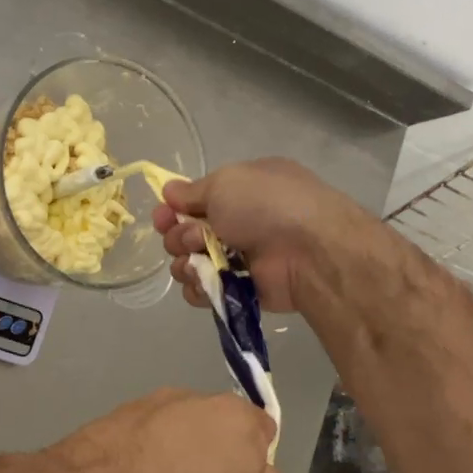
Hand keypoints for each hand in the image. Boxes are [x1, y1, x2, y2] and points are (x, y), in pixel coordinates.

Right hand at [148, 158, 391, 312]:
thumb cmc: (267, 206)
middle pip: (185, 233)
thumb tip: (169, 192)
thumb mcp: (226, 181)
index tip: (164, 216)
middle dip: (179, 236)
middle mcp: (239, 223)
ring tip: (202, 262)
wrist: (309, 251)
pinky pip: (201, 290)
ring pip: (188, 263)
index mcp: (241, 192)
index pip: (194, 202)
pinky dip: (198, 287)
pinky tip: (208, 282)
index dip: (173, 210)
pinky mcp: (238, 289)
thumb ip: (192, 191)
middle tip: (194, 239)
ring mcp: (238, 258)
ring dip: (185, 263)